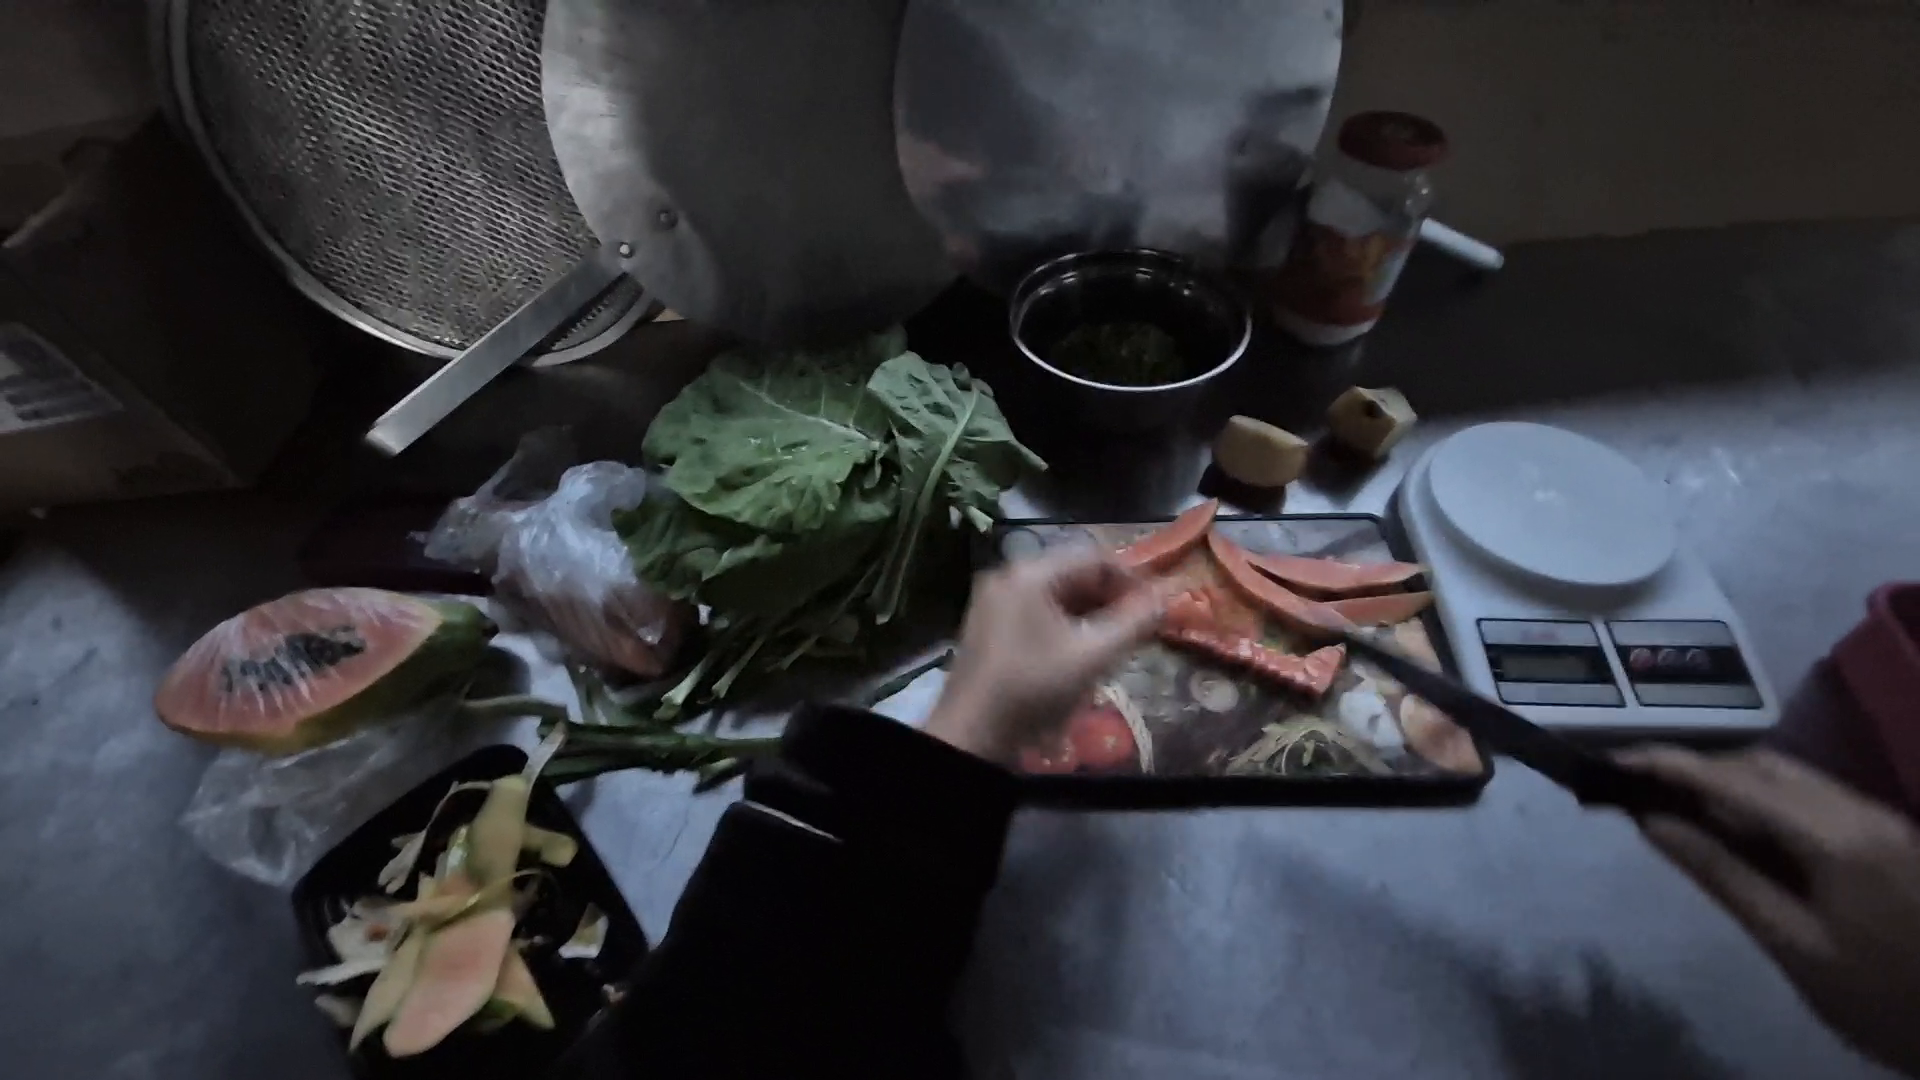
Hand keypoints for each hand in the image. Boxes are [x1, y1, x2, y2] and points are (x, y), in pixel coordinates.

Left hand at [925, 549, 1167, 764]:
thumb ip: (1134, 623)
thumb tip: (1166, 598)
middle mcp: (1008, 576)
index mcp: (1029, 574)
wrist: (971, 732)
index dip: (1131, 578)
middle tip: (1142, 627)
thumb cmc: (1034, 688)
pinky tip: (1085, 651)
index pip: (1093, 557)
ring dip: (1091, 613)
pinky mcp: (990, 625)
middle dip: (1111, 598)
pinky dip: (1066, 624)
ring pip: (1056, 595)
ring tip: (1119, 642)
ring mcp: (995, 601)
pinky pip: (1037, 612)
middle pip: (1073, 574)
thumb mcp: (1092, 657)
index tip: (1156, 606)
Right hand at [1620, 746, 1919, 1075]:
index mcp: (1837, 838)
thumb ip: (1719, 874)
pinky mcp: (1893, 840)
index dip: (1664, 765)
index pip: (1730, 780)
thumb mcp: (1792, 944)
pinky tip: (1736, 828)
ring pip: (1785, 777)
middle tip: (1637, 788)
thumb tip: (1649, 821)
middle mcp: (1863, 815)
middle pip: (1759, 766)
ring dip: (1725, 782)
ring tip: (1678, 808)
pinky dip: (1758, 799)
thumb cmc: (1890, 998)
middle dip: (1693, 768)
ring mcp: (1884, 825)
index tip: (1608, 763)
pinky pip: (1810, 798)